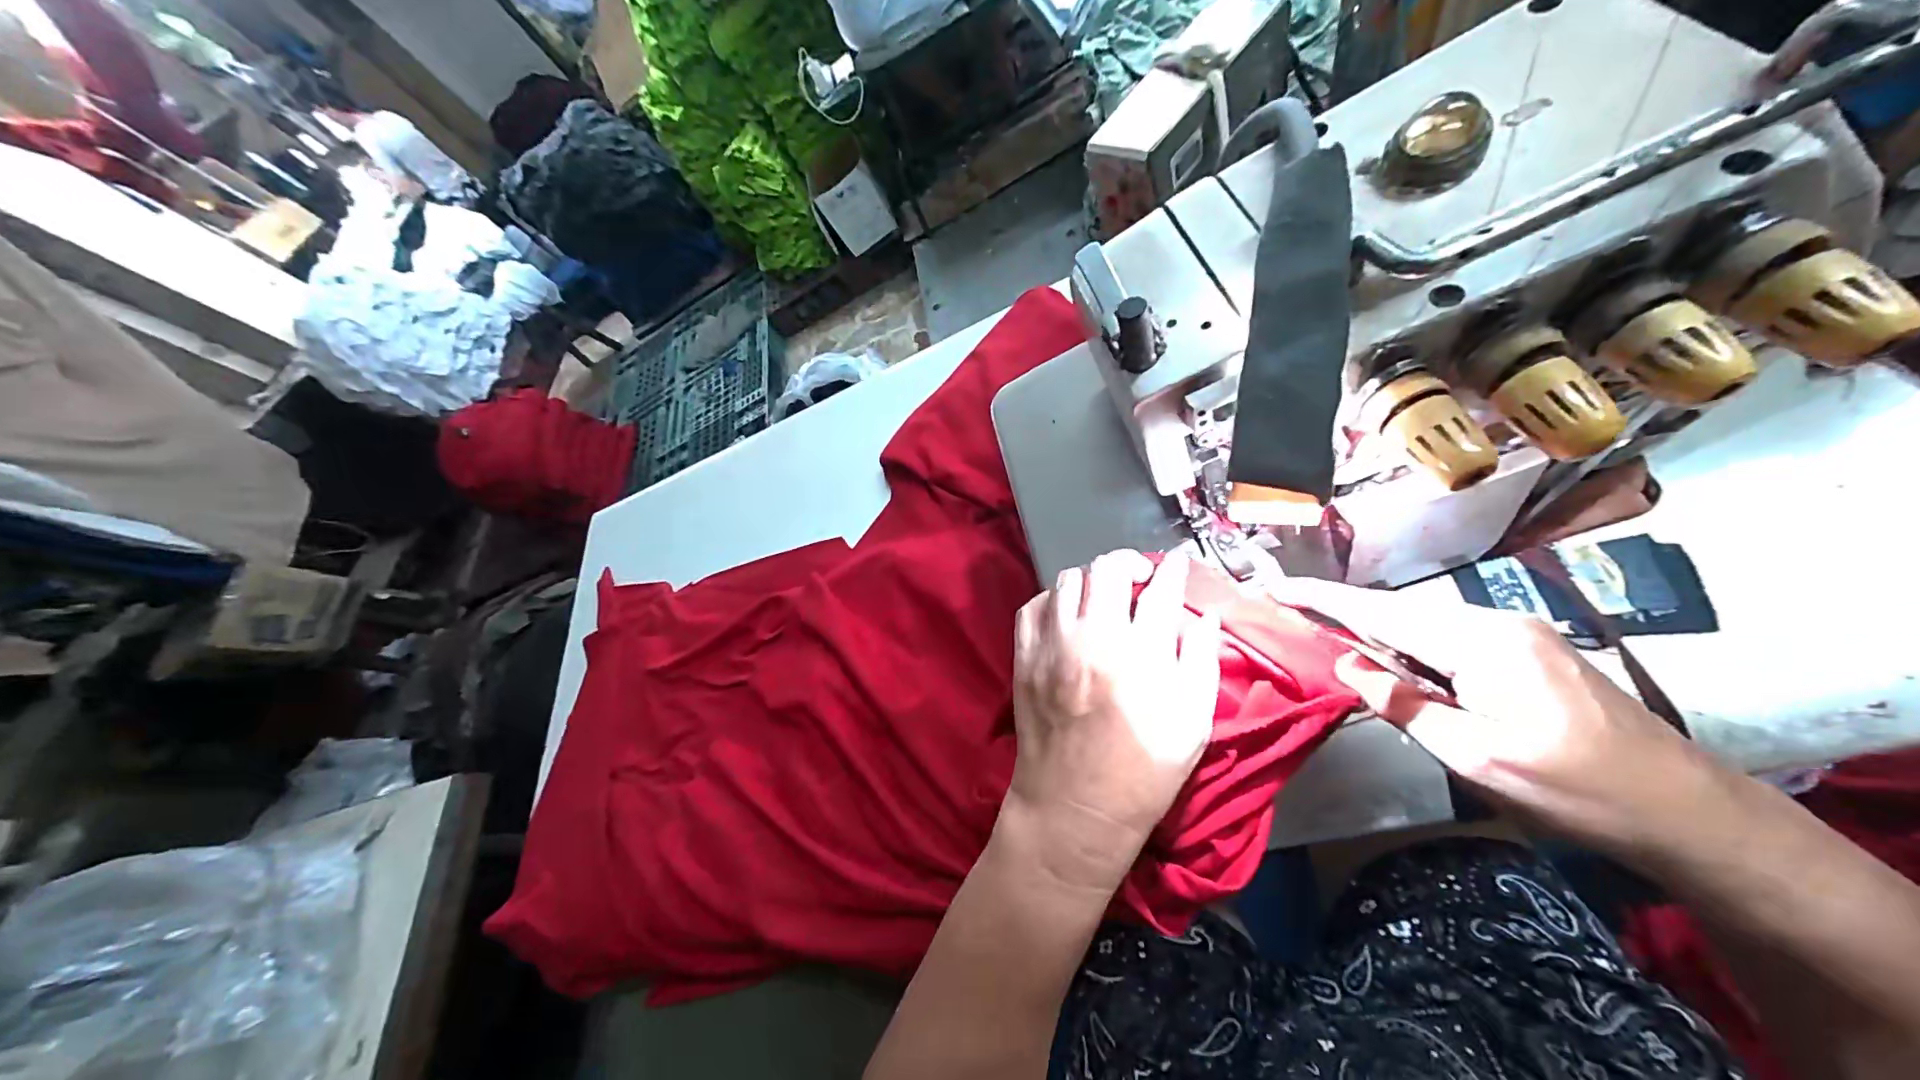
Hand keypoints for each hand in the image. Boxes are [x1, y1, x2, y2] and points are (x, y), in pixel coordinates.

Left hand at [1005, 550, 1220, 889]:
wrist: (1075, 808)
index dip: (1173, 569)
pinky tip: (1068, 613)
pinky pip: (1032, 605)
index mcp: (1141, 654)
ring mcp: (1052, 645)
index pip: (1161, 590)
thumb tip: (1205, 617)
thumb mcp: (1194, 723)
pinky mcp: (1024, 658)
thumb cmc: (1144, 772)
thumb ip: (1201, 661)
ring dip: (1092, 579)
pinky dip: (1052, 599)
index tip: (1177, 560)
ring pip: (1068, 580)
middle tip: (1140, 577)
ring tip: (1105, 596)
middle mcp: (1093, 638)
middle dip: (1129, 563)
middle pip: (1108, 569)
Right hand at [1266, 577, 1724, 856]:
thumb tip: (1349, 665)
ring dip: (1380, 634)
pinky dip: (1413, 647)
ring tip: (1339, 644)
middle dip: (1347, 614)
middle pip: (1401, 612)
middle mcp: (1498, 622)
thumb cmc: (1575, 789)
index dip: (1325, 599)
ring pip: (1426, 624)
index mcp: (1482, 643)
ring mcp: (1518, 632)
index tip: (1278, 586)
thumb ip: (1404, 705)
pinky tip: (1400, 666)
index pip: (1383, 613)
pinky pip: (1451, 637)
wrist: (1687, 810)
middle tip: (1296, 617)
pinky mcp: (1529, 649)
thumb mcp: (1476, 758)